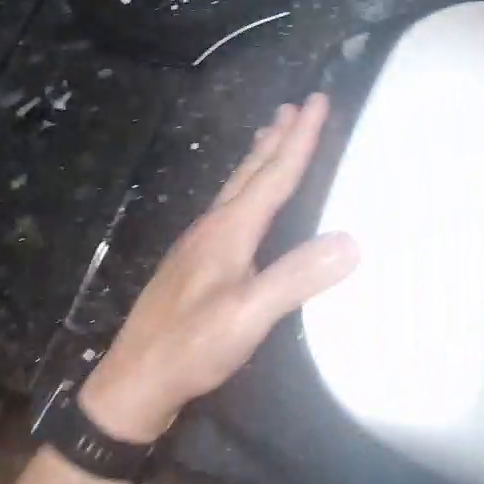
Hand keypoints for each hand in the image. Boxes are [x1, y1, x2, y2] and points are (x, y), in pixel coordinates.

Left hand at [80, 95, 360, 443]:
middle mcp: (213, 227)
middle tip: (299, 104)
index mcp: (229, 230)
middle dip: (279, 137)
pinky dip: (247, 186)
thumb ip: (296, 278)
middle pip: (252, 172)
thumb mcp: (248, 316)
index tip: (319, 102)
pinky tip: (244, 200)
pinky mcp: (195, 264)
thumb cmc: (191, 347)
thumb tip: (350, 241)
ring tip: (272, 132)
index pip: (273, 175)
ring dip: (260, 157)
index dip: (300, 139)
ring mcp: (200, 245)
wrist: (133, 381)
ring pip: (237, 187)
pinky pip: (229, 207)